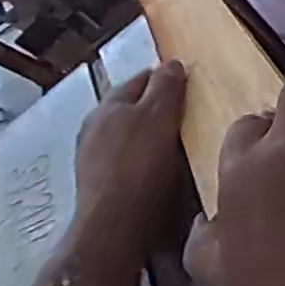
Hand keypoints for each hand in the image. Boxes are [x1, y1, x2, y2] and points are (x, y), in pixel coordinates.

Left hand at [73, 60, 187, 259]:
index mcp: (108, 106)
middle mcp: (95, 126)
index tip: (191, 80)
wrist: (115, 222)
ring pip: (129, 129)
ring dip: (151, 127)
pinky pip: (128, 152)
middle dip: (157, 101)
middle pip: (132, 103)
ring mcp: (93, 154)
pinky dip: (144, 149)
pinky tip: (161, 159)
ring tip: (180, 133)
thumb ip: (166, 86)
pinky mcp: (99, 179)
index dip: (166, 75)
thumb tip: (171, 63)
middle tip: (190, 106)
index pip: (142, 77)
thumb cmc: (141, 162)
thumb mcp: (161, 115)